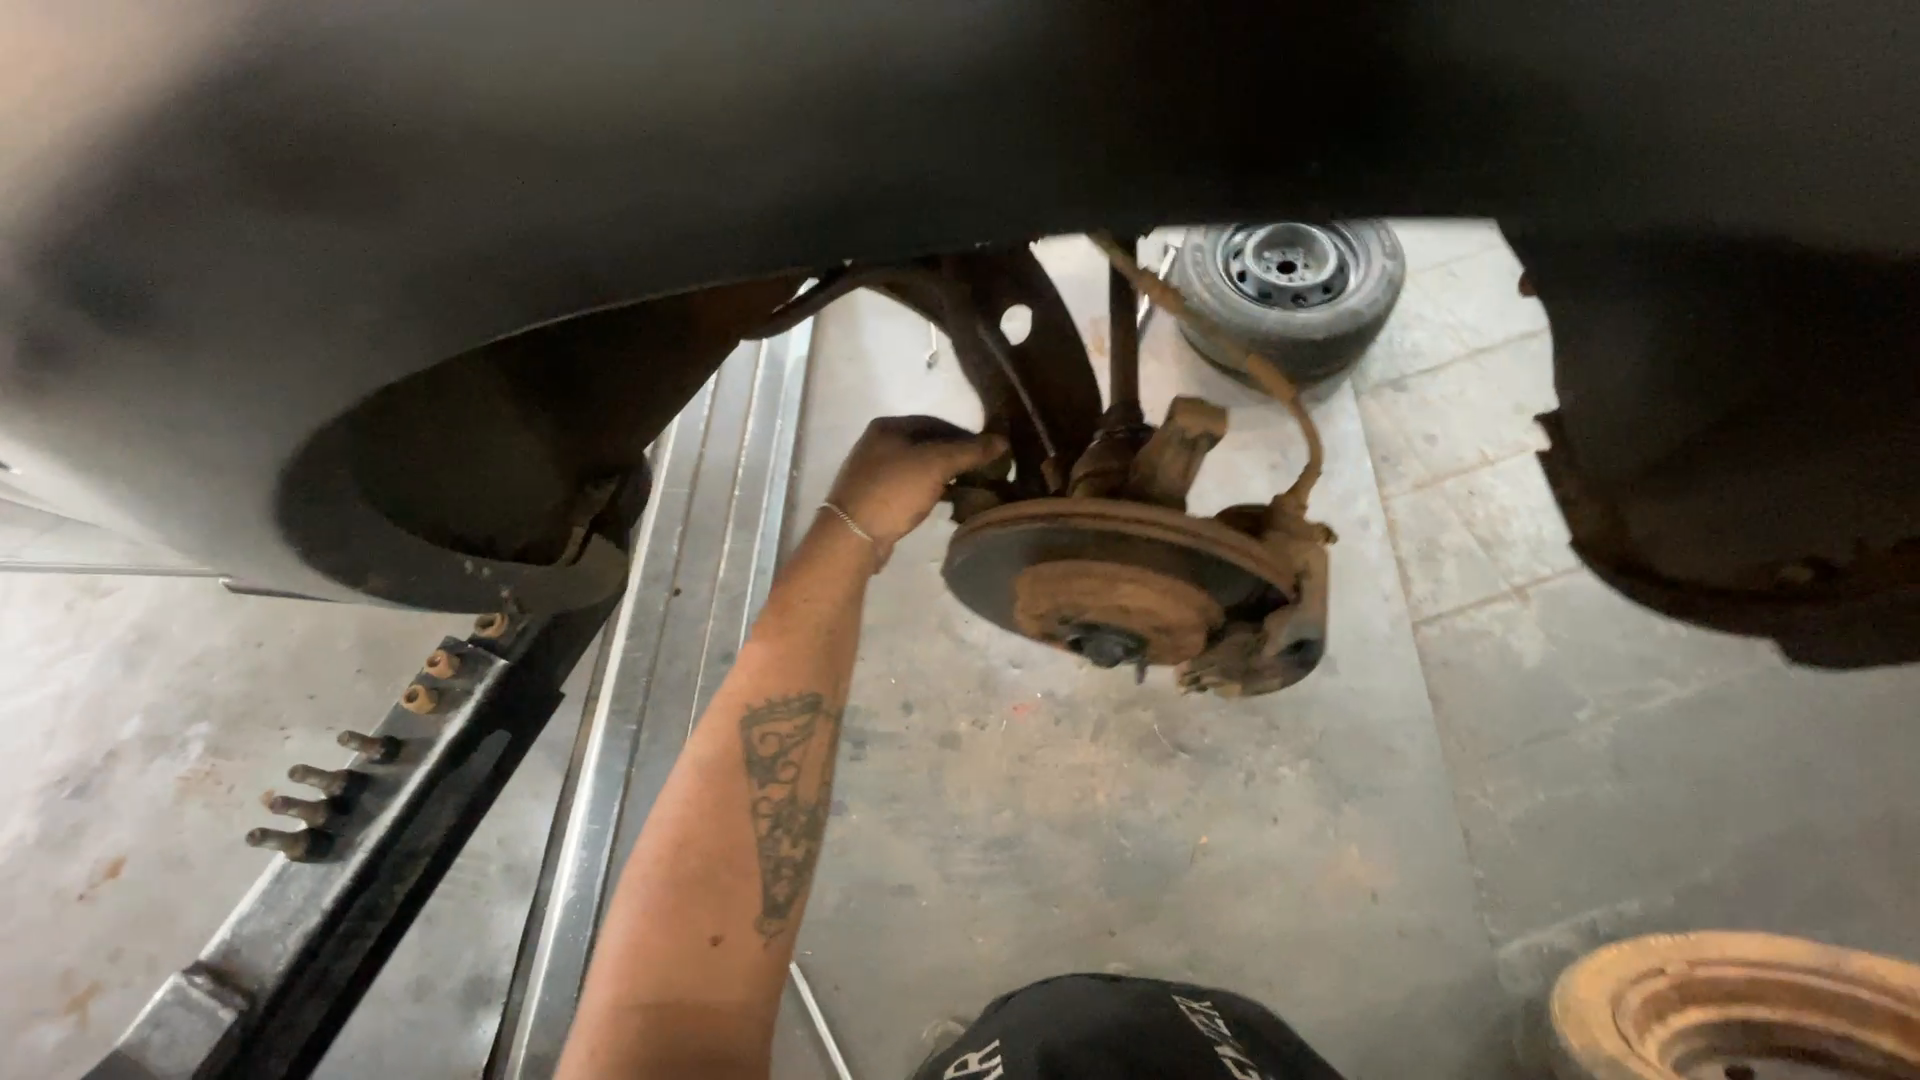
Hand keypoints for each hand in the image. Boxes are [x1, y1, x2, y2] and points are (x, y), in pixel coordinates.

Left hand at [825, 416, 1006, 565]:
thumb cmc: (894, 490)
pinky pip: (910, 488)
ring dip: (944, 476)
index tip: (989, 452)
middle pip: (927, 445)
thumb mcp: (936, 465)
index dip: (966, 436)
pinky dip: (930, 491)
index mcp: (888, 426)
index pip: (937, 423)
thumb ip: (969, 451)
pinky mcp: (875, 497)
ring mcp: (874, 472)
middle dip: (956, 457)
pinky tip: (946, 502)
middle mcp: (878, 443)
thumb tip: (1002, 440)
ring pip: (919, 468)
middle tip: (983, 471)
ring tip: (970, 487)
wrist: (853, 534)